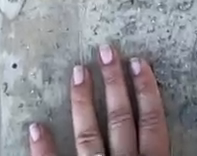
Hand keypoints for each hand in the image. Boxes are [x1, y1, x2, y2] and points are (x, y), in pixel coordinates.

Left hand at [29, 42, 168, 155]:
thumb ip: (158, 149)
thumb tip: (160, 131)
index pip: (152, 125)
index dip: (148, 92)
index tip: (140, 63)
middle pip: (120, 120)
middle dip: (114, 83)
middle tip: (107, 50)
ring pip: (90, 136)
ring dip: (83, 102)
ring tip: (78, 71)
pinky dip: (44, 148)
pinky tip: (36, 127)